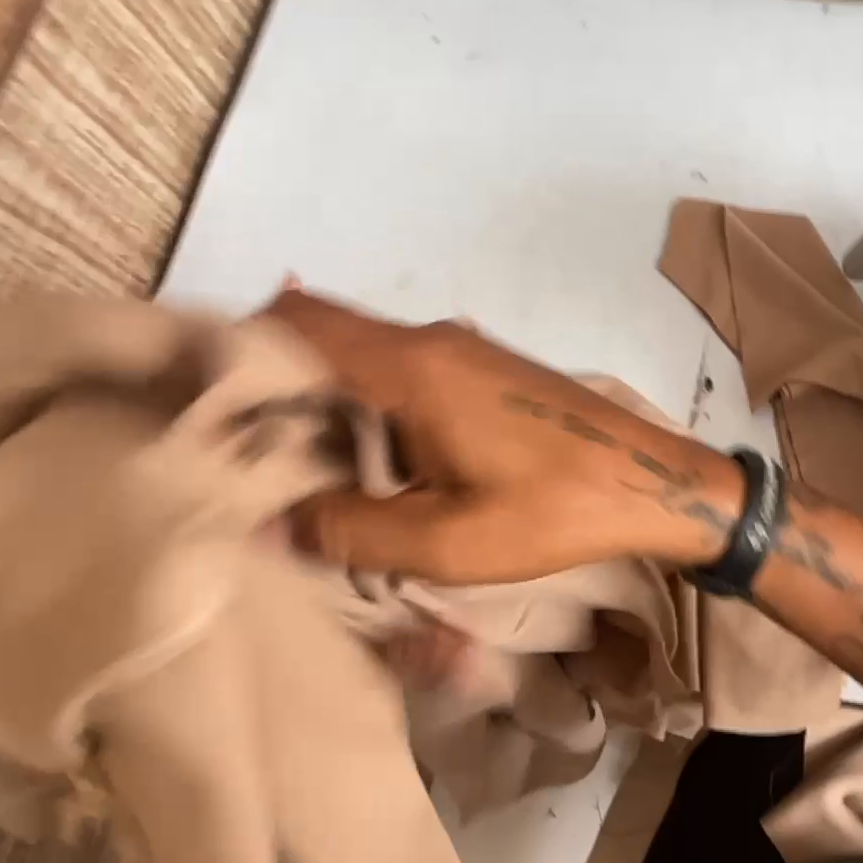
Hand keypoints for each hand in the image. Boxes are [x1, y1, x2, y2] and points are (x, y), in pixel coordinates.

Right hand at [262, 290, 743, 582]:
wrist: (652, 483)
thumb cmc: (553, 510)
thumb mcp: (447, 540)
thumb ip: (350, 529)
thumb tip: (273, 523)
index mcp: (410, 366)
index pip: (293, 322)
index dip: (238, 355)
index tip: (210, 413)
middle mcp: (431, 340)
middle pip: (323, 335)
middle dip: (278, 385)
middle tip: (250, 453)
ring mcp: (466, 350)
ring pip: (366, 355)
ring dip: (329, 399)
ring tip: (305, 466)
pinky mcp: (490, 372)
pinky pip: (407, 372)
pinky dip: (373, 403)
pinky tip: (375, 459)